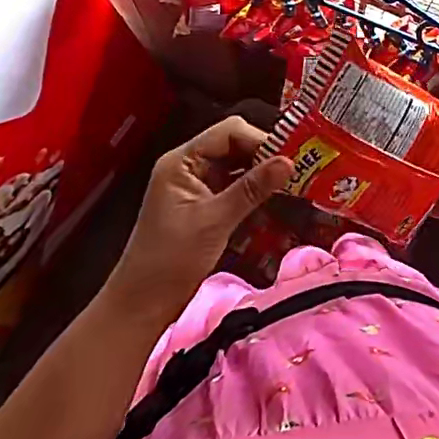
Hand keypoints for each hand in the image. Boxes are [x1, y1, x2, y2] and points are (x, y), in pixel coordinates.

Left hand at [105, 116, 290, 323]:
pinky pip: (231, 187)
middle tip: (296, 170)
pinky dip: (251, 191)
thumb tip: (288, 162)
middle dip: (264, 156)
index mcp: (182, 161)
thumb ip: (252, 189)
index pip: (228, 132)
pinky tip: (273, 199)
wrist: (141, 305)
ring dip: (260, 174)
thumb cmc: (172, 260)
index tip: (289, 156)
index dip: (260, 139)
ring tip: (292, 183)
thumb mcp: (216, 221)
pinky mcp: (201, 206)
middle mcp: (187, 166)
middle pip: (232, 146)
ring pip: (235, 167)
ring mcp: (194, 186)